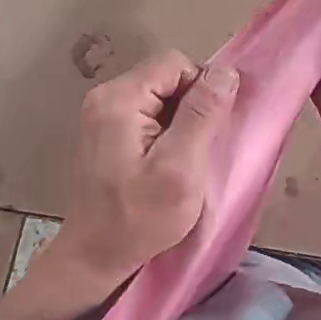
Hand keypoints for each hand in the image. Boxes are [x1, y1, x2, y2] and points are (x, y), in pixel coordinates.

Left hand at [58, 50, 240, 277]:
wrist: (94, 257)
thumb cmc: (139, 218)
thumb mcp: (180, 168)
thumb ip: (202, 115)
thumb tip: (226, 71)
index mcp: (118, 98)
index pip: (174, 63)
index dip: (201, 89)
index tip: (207, 130)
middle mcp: (105, 96)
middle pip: (165, 77)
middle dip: (190, 107)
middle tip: (195, 151)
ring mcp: (101, 114)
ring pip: (159, 97)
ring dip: (180, 122)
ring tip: (181, 161)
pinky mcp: (105, 132)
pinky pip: (147, 114)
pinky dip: (165, 132)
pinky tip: (165, 164)